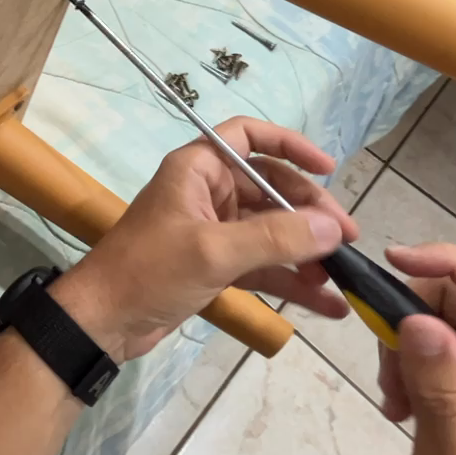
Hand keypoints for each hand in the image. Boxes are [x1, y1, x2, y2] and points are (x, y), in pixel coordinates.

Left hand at [48, 119, 358, 359]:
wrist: (106, 317)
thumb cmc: (151, 269)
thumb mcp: (214, 251)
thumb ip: (274, 238)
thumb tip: (333, 226)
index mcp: (197, 169)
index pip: (246, 136)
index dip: (288, 144)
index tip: (329, 167)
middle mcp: (206, 192)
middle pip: (268, 186)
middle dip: (308, 210)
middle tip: (349, 240)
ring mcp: (211, 229)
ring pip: (270, 228)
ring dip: (306, 249)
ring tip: (345, 276)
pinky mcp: (215, 264)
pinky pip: (262, 263)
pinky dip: (291, 280)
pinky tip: (328, 305)